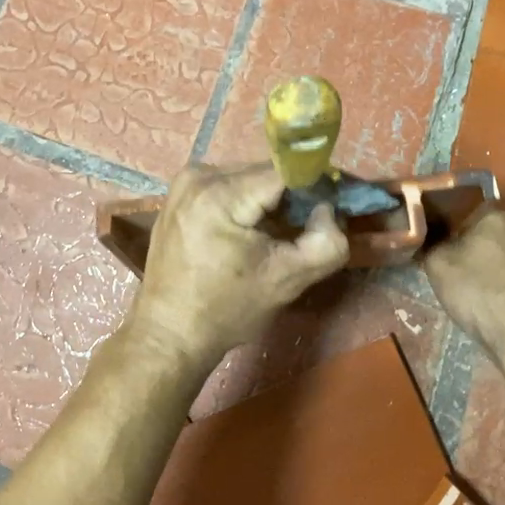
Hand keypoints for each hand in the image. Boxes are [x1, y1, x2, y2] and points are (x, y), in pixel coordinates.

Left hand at [127, 165, 348, 366]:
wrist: (169, 333)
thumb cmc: (226, 310)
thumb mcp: (286, 281)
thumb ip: (325, 244)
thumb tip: (330, 209)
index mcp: (220, 193)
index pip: (284, 170)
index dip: (315, 184)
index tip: (335, 203)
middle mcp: (199, 175)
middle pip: (264, 172)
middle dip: (291, 194)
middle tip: (309, 225)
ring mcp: (185, 181)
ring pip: (247, 177)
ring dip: (268, 199)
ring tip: (278, 233)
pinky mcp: (179, 193)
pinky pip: (227, 185)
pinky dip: (245, 202)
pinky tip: (250, 232)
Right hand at [422, 209, 504, 362]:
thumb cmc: (476, 287)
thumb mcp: (437, 261)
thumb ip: (428, 242)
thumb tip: (423, 235)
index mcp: (492, 214)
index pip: (458, 204)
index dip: (436, 215)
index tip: (420, 227)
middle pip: (471, 230)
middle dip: (451, 240)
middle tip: (427, 251)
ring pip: (481, 253)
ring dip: (465, 262)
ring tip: (442, 274)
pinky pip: (492, 273)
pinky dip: (478, 280)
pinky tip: (464, 293)